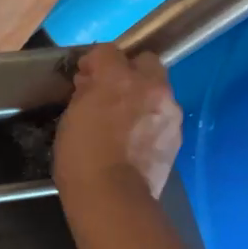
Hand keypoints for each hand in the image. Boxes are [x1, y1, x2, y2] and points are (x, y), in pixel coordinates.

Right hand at [54, 43, 181, 204]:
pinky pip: (163, 115)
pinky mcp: (176, 134)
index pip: (108, 51)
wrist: (112, 197)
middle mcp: (151, 86)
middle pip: (145, 61)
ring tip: (124, 121)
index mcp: (119, 79)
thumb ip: (85, 94)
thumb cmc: (80, 158)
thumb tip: (91, 85)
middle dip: (128, 71)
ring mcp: (169, 110)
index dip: (93, 63)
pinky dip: (150, 120)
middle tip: (110, 93)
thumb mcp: (71, 119)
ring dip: (142, 96)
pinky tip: (135, 141)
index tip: (84, 78)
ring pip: (158, 89)